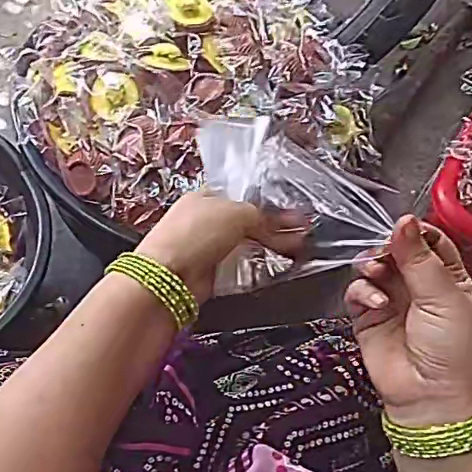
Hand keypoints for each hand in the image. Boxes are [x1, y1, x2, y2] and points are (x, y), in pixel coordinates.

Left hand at [134, 192, 305, 303]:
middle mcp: (206, 220)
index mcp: (206, 196)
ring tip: (300, 247)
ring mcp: (208, 247)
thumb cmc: (197, 234)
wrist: (168, 276)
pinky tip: (280, 263)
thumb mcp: (236, 213)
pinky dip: (258, 265)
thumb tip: (288, 225)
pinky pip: (240, 265)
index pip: (243, 195)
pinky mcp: (211, 272)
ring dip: (271, 245)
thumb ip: (262, 216)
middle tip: (304, 230)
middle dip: (275, 225)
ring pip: (246, 243)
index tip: (295, 210)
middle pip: (247, 220)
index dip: (269, 202)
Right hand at [345, 215, 471, 427]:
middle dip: (387, 248)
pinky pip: (357, 293)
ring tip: (377, 275)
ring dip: (372, 267)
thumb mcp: (445, 297)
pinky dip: (362, 291)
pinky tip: (374, 301)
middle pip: (396, 252)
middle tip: (385, 252)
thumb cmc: (455, 354)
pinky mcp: (368, 319)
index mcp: (449, 279)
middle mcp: (418, 288)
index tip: (403, 228)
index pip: (429, 242)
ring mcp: (392, 303)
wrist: (432, 398)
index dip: (415, 232)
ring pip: (373, 268)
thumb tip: (404, 223)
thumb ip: (419, 259)